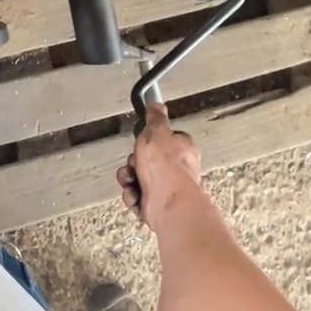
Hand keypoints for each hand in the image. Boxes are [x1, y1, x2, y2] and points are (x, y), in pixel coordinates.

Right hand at [116, 104, 205, 235]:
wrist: (168, 205)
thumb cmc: (165, 168)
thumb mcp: (156, 132)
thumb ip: (155, 118)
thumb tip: (157, 105)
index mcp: (182, 149)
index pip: (164, 138)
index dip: (149, 139)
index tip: (140, 139)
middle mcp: (177, 170)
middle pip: (145, 158)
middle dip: (133, 161)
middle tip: (133, 162)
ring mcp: (166, 189)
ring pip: (137, 177)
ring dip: (128, 177)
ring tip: (130, 180)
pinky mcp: (156, 205)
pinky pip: (136, 196)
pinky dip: (132, 195)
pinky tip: (134, 195)